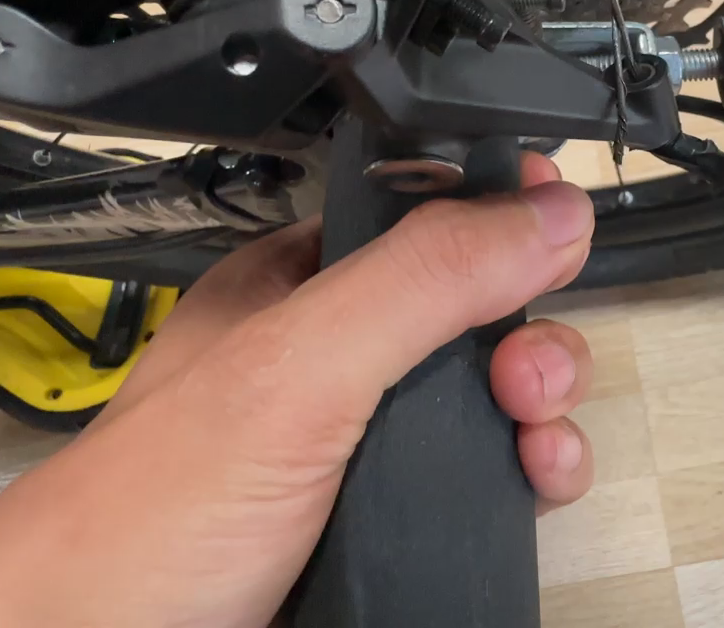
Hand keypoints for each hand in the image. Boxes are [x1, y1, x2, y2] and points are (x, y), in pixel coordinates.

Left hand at [0, 153, 596, 627]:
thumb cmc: (163, 515)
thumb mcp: (298, 368)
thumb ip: (428, 279)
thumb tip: (559, 210)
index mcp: (304, 286)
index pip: (420, 215)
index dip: (492, 208)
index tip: (556, 212)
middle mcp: (348, 354)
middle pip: (477, 304)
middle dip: (527, 324)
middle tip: (531, 369)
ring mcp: (378, 438)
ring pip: (499, 386)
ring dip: (546, 395)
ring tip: (540, 431)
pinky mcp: (406, 515)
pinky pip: (502, 465)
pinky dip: (541, 462)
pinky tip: (544, 477)